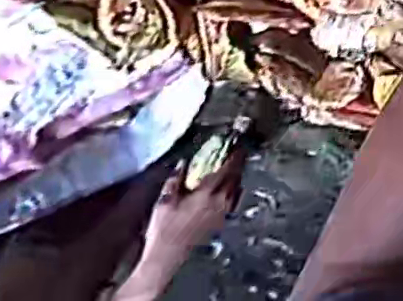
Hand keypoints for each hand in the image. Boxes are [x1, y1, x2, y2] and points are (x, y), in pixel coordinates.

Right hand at [117, 150, 244, 299]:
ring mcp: (225, 209)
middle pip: (237, 174)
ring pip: (238, 184)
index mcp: (209, 192)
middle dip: (239, 161)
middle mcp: (222, 198)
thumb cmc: (163, 230)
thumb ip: (174, 180)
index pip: (228, 166)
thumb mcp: (164, 203)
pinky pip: (237, 197)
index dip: (234, 153)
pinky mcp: (224, 218)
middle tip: (238, 151)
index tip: (237, 143)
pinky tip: (231, 185)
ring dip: (238, 173)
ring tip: (235, 165)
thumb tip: (183, 161)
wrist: (166, 258)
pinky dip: (237, 187)